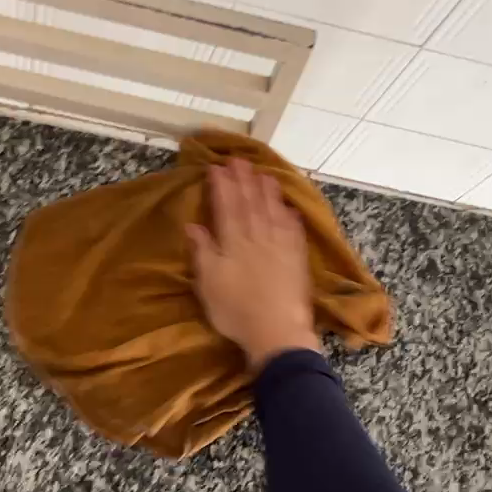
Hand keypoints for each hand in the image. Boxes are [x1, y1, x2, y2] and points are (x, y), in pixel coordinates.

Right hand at [186, 158, 319, 370]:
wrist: (277, 331)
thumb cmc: (235, 311)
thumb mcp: (208, 283)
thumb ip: (202, 251)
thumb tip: (193, 225)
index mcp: (233, 240)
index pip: (226, 205)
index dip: (222, 185)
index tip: (216, 167)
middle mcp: (258, 235)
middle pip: (250, 202)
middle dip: (244, 180)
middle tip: (239, 160)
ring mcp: (281, 245)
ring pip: (273, 210)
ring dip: (267, 190)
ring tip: (263, 174)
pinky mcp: (297, 258)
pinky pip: (293, 229)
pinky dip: (288, 214)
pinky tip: (287, 207)